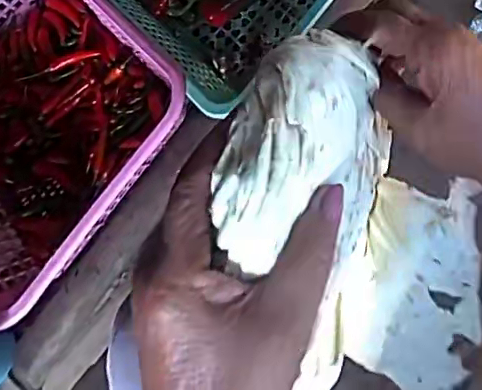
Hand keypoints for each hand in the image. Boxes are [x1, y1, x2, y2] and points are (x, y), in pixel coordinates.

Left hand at [131, 126, 343, 389]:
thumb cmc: (247, 386)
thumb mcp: (285, 321)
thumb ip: (309, 253)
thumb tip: (331, 190)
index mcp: (171, 271)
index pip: (188, 187)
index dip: (213, 147)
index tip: (241, 118)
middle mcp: (149, 273)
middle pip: (180, 202)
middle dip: (215, 168)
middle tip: (253, 143)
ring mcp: (150, 292)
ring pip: (179, 224)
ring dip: (211, 196)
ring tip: (251, 174)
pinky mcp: (159, 308)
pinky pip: (180, 248)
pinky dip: (206, 226)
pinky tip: (237, 226)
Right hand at [336, 0, 481, 195]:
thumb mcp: (422, 132)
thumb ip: (387, 100)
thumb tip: (368, 80)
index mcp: (430, 46)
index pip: (377, 22)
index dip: (347, 26)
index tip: (324, 38)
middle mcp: (443, 30)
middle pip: (393, 8)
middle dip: (364, 21)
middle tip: (341, 46)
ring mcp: (458, 37)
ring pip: (410, 19)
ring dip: (385, 31)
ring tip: (363, 61)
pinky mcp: (467, 50)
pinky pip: (425, 33)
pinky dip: (403, 41)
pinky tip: (394, 71)